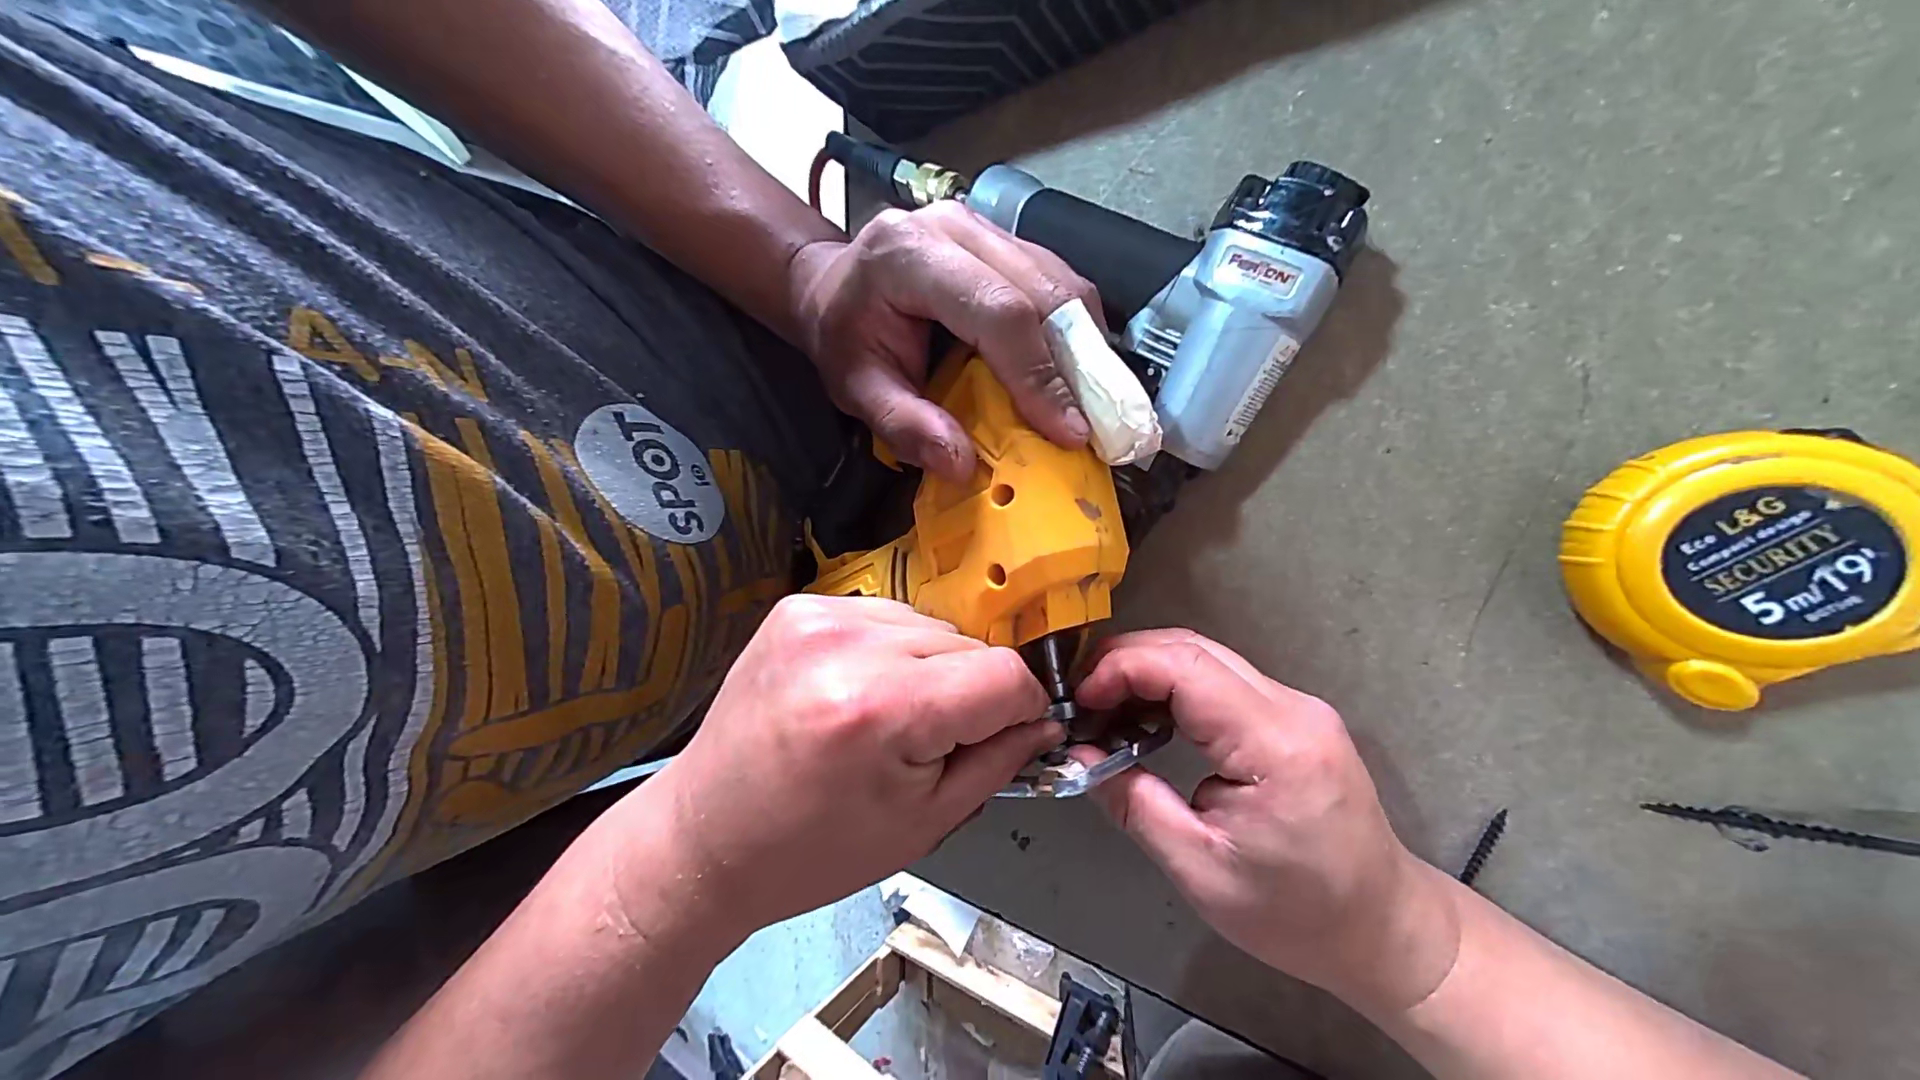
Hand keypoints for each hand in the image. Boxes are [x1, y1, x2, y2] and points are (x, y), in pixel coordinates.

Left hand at [643, 595, 1062, 936]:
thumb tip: (1042, 720)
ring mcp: (817, 616)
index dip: (1022, 708)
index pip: (1004, 676)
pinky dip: (891, 650)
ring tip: (889, 715)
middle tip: (933, 739)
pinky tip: (861, 689)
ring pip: (930, 625)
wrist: (705, 837)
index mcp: (883, 709)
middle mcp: (849, 646)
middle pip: (969, 645)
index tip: (1013, 731)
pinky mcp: (797, 607)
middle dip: (971, 692)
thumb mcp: (924, 823)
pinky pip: (885, 616)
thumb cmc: (811, 850)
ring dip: (931, 666)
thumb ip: (999, 761)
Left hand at [789, 202, 1101, 482]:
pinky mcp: (1006, 242)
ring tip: (1099, 406)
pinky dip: (1078, 334)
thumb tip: (963, 466)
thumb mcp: (856, 388)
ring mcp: (986, 227)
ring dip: (1088, 350)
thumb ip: (904, 425)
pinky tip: (1081, 374)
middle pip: (1044, 292)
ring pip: (1062, 284)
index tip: (1070, 431)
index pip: (998, 311)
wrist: (834, 285)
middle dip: (1079, 366)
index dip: (1040, 374)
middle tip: (1101, 426)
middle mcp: (956, 226)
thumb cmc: (843, 335)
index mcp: (910, 257)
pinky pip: (1059, 285)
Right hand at [1073, 630, 1462, 1014]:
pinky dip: (1170, 685)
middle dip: (1124, 661)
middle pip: (1192, 647)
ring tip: (1104, 707)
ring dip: (1145, 670)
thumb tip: (1077, 755)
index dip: (1122, 668)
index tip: (1081, 698)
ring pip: (1203, 655)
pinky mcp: (1290, 715)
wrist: (1384, 929)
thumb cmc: (1298, 914)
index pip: (1185, 667)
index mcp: (1276, 745)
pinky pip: (1218, 678)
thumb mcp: (1200, 870)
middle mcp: (1292, 708)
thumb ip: (1132, 802)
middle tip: (1082, 699)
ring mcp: (1296, 706)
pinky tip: (1144, 715)